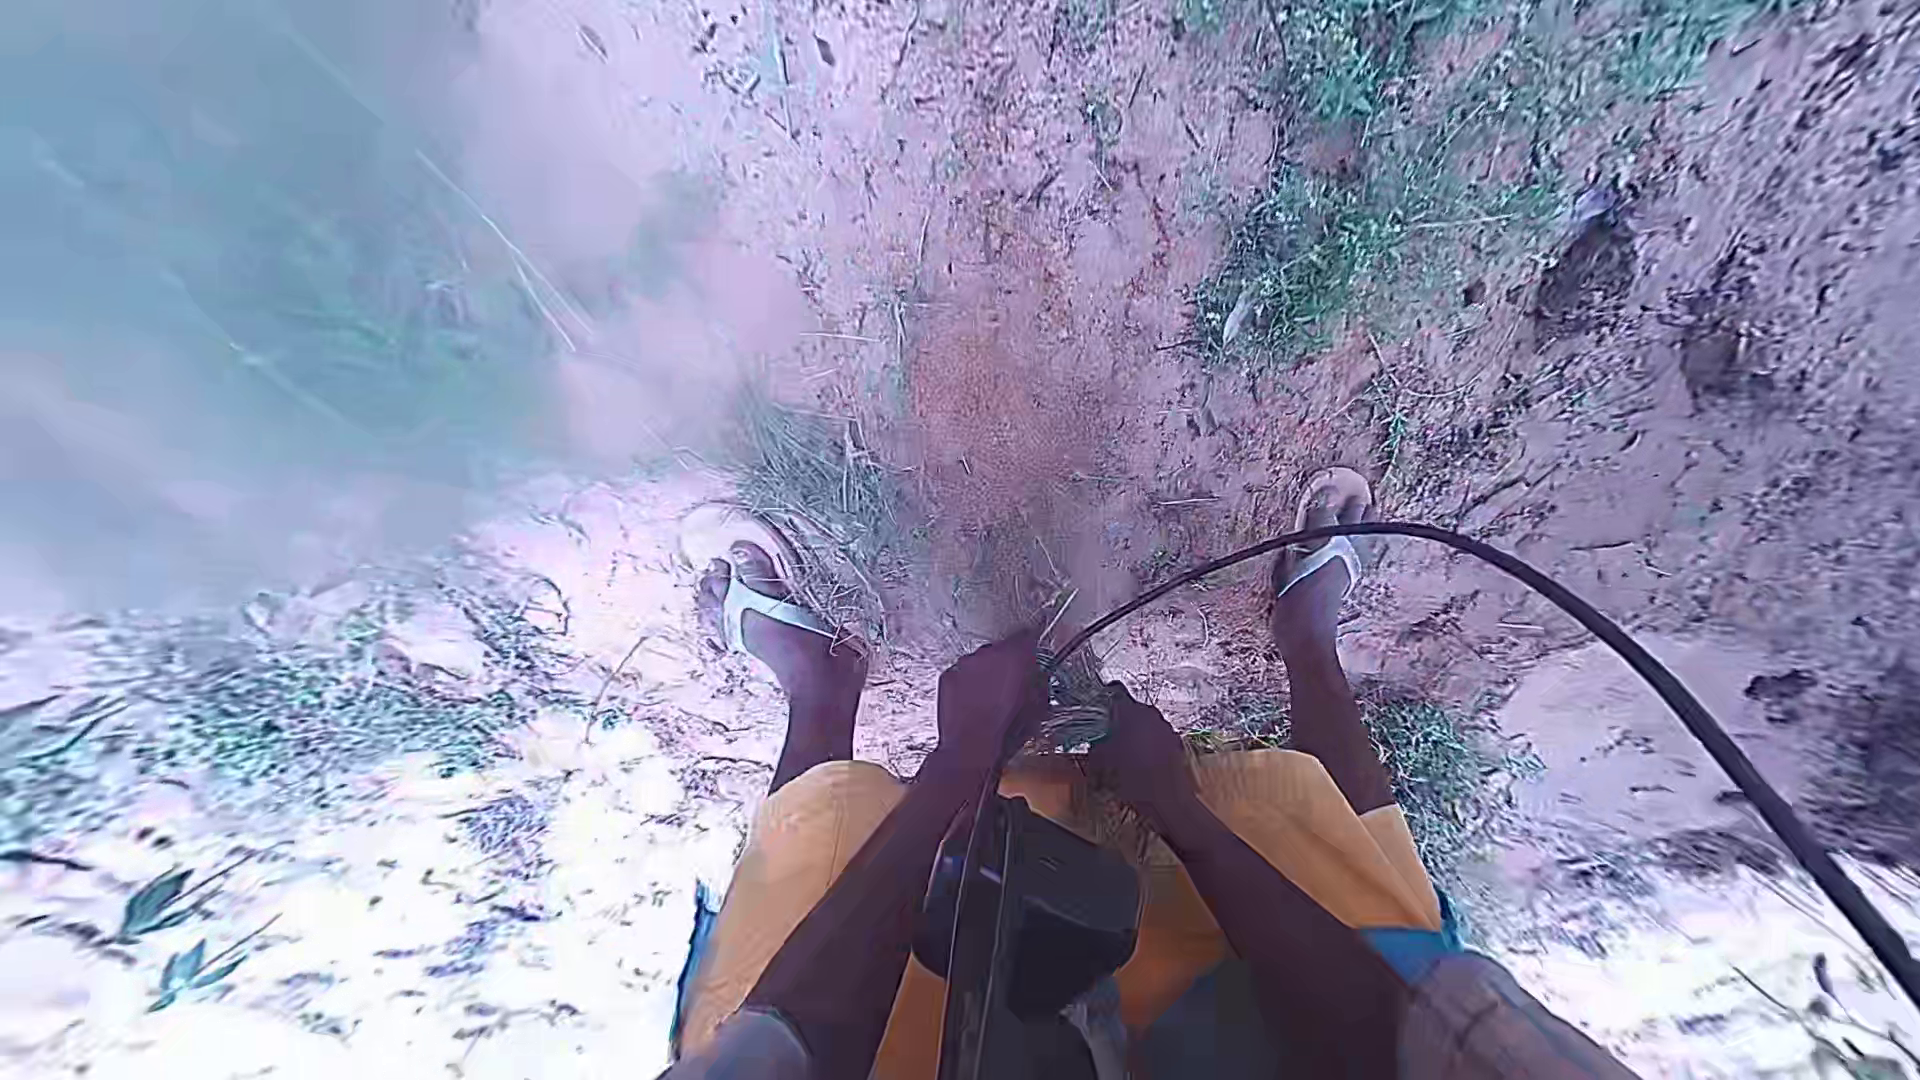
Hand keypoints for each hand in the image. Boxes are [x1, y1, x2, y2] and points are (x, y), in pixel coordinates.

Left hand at [931, 628, 1044, 775]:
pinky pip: (962, 673)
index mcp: (1014, 656)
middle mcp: (987, 653)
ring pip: (980, 661)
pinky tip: (973, 701)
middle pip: (1001, 649)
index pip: (1027, 635)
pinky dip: (968, 683)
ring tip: (991, 697)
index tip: (1034, 644)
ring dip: (986, 672)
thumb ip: (1040, 681)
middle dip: (1008, 662)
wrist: (971, 748)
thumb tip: (1039, 676)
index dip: (1032, 641)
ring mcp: (964, 663)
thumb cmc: (1006, 730)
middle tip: (1012, 683)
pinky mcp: (948, 676)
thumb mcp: (1038, 706)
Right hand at [1088, 682, 1199, 829]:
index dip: (1103, 697)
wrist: (1167, 803)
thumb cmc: (1131, 779)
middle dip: (1118, 718)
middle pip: (1130, 707)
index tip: (1096, 709)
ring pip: (1144, 721)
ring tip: (1124, 751)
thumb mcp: (1100, 762)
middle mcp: (1150, 714)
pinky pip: (1157, 736)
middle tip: (1106, 735)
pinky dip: (1148, 743)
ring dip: (1134, 731)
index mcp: (1130, 711)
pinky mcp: (1176, 744)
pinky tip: (1140, 761)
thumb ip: (1094, 744)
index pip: (1114, 690)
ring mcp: (1166, 728)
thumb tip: (1093, 742)